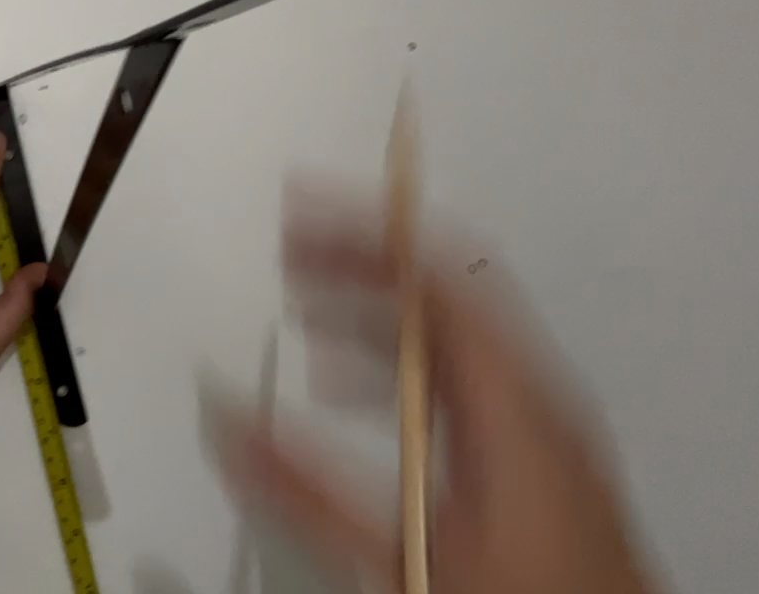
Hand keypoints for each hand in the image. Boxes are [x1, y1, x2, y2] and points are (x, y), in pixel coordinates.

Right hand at [209, 188, 658, 593]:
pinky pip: (453, 368)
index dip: (366, 229)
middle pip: (438, 291)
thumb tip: (220, 409)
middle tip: (286, 250)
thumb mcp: (399, 545)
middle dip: (353, 259)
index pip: (437, 275)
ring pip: (444, 329)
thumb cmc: (516, 592)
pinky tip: (343, 385)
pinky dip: (389, 352)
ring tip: (302, 309)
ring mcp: (537, 422)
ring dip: (366, 306)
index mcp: (511, 401)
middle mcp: (530, 396)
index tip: (300, 203)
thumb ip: (302, 481)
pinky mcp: (530, 449)